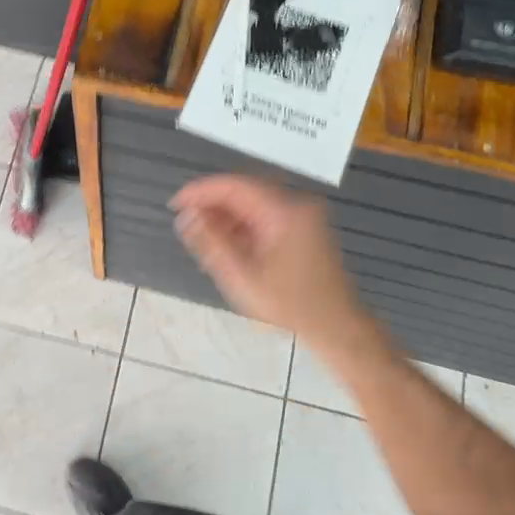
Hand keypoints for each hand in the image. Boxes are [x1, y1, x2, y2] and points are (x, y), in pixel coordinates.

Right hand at [170, 175, 369, 351]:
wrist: (338, 328)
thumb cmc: (291, 306)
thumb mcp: (243, 277)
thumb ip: (211, 243)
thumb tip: (187, 216)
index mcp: (284, 211)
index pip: (234, 186)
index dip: (201, 192)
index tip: (176, 204)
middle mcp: (296, 205)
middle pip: (245, 192)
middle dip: (213, 205)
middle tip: (187, 222)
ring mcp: (304, 216)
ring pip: (255, 204)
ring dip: (228, 217)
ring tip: (204, 238)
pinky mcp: (306, 229)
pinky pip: (268, 217)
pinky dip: (245, 226)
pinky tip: (229, 246)